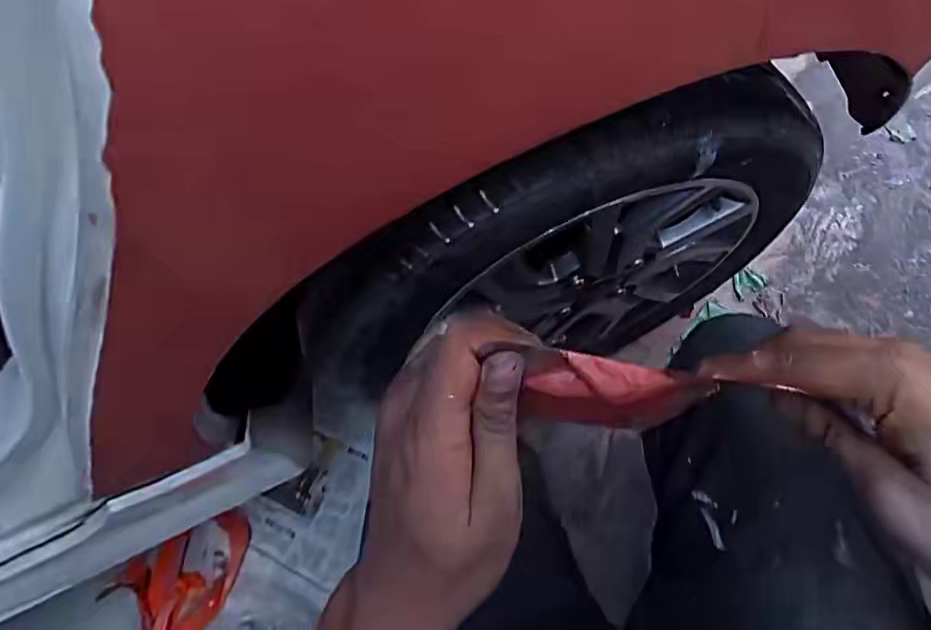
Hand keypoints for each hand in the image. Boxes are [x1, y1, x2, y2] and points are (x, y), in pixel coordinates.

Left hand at [318, 311, 536, 629]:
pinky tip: (489, 393)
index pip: (458, 340)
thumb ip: (497, 424)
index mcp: (428, 425)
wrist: (398, 595)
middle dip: (499, 341)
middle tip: (534, 372)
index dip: (502, 335)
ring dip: (485, 351)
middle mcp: (403, 403)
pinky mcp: (396, 412)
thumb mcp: (495, 501)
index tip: (535, 360)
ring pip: (442, 344)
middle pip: (451, 335)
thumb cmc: (456, 558)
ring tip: (517, 382)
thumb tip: (508, 359)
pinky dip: (466, 365)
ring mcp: (394, 405)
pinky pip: (433, 364)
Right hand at [699, 327, 930, 629]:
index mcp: (895, 374)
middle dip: (760, 355)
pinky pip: (852, 360)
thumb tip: (775, 399)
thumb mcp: (891, 498)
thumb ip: (830, 436)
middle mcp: (902, 352)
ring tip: (739, 381)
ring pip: (831, 345)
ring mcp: (915, 363)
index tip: (699, 371)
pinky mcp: (922, 381)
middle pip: (813, 340)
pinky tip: (793, 388)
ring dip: (785, 359)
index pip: (802, 359)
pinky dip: (814, 369)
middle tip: (710, 375)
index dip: (746, 364)